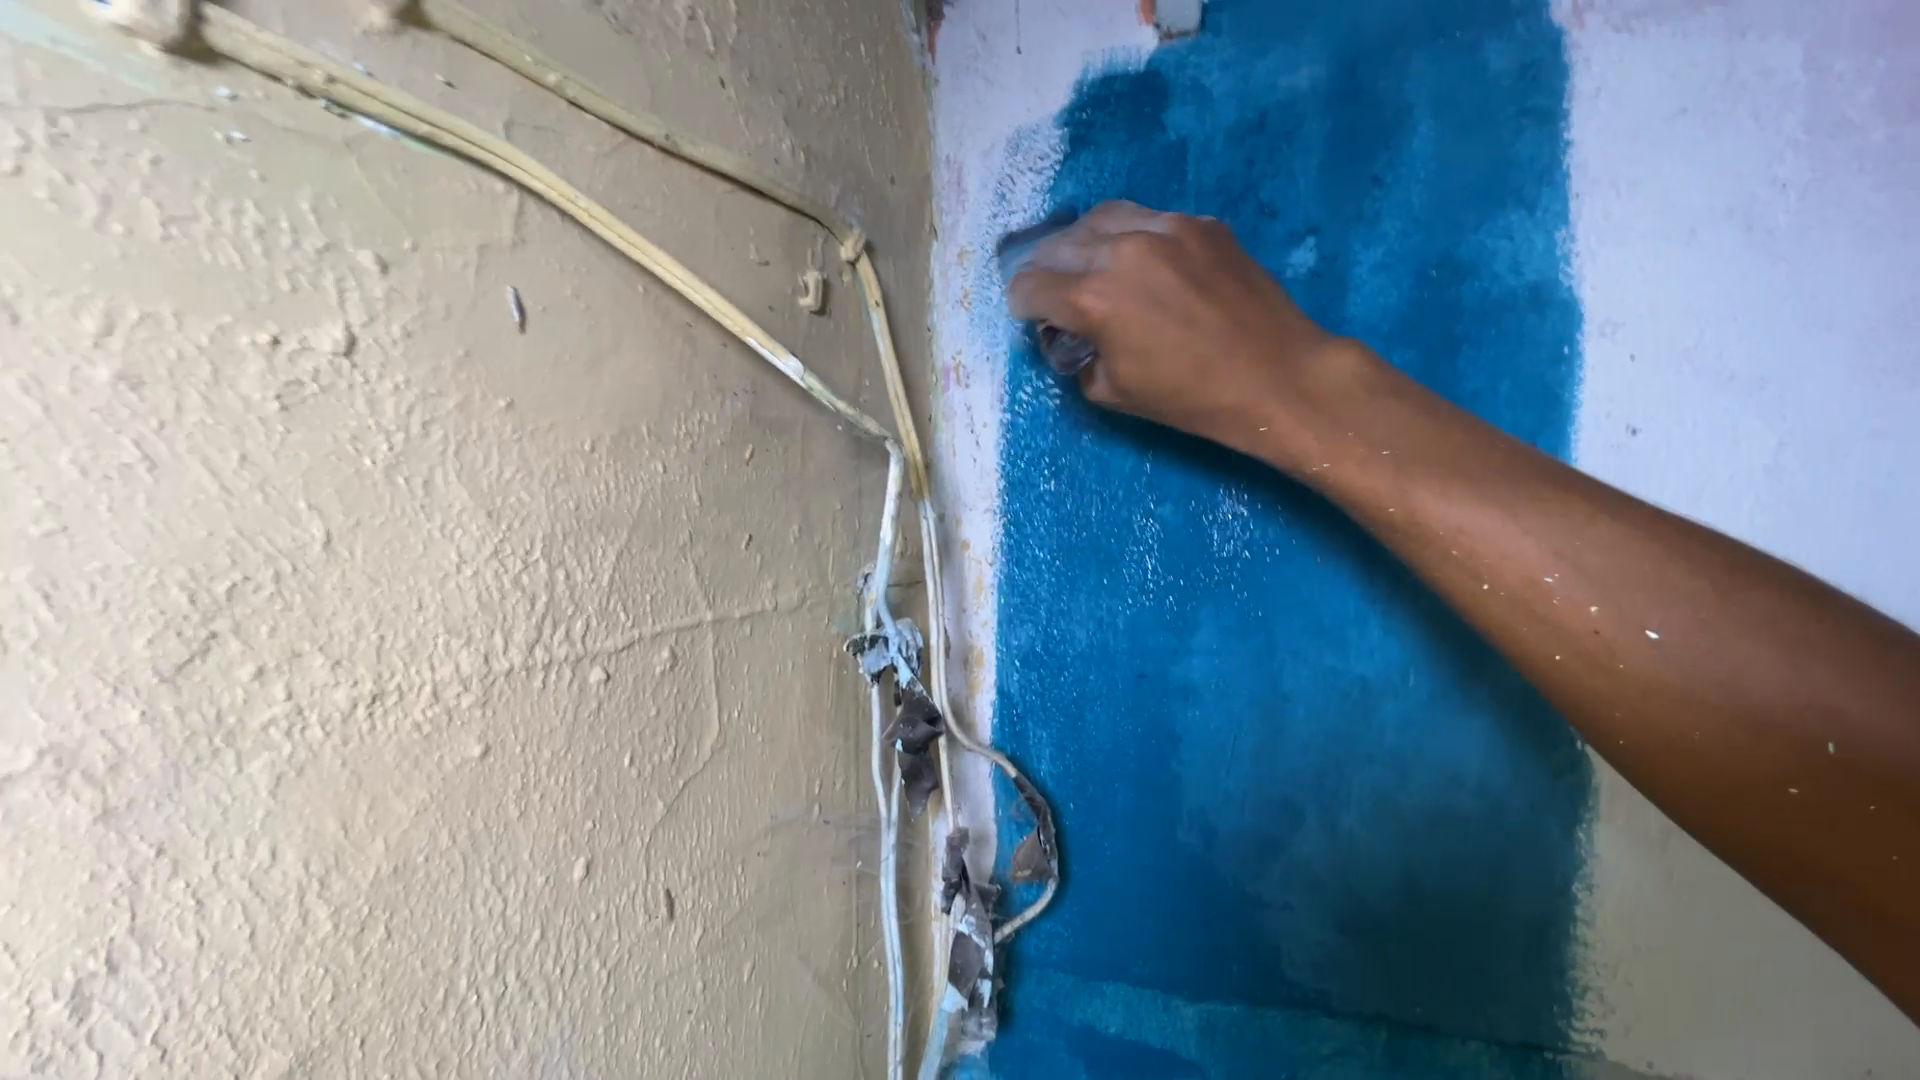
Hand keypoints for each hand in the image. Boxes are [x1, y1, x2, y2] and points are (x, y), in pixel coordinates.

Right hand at [1005, 201, 1362, 461]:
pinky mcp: (1199, 224)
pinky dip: (1127, 237)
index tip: (1027, 314)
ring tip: (1086, 265)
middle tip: (1051, 293)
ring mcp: (1165, 228)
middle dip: (1045, 271)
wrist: (1275, 376)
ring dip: (1081, 243)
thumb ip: (1074, 357)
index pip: (1030, 285)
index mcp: (1094, 298)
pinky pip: (1145, 219)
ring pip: (1099, 218)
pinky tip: (1138, 262)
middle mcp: (1122, 250)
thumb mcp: (1112, 392)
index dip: (1021, 304)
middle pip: (1057, 245)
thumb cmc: (1189, 398)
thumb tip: (1065, 334)